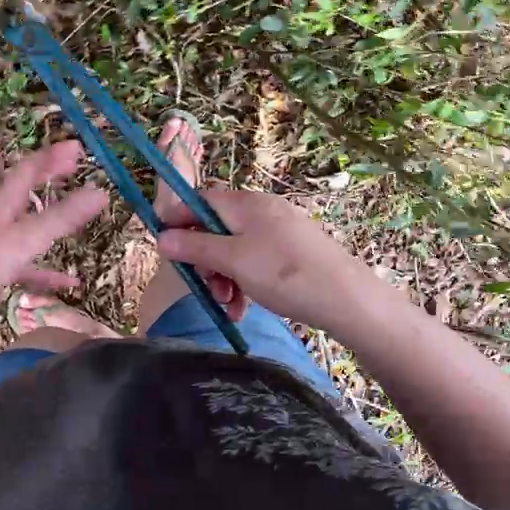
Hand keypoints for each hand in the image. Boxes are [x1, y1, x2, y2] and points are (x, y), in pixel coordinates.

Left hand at [0, 141, 107, 346]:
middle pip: (25, 191)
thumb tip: (101, 192)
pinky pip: (24, 265)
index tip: (78, 147)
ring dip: (50, 220)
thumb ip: (60, 219)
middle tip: (75, 168)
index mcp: (0, 205)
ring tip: (77, 218)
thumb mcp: (22, 241)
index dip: (52, 156)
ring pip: (25, 227)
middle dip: (49, 178)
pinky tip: (68, 284)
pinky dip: (46, 269)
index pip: (28, 169)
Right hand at [155, 189, 382, 329]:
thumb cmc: (285, 274)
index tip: (166, 251)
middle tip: (204, 287)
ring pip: (235, 248)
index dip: (178, 223)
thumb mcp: (233, 261)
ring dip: (223, 276)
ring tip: (228, 305)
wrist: (349, 300)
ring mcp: (279, 231)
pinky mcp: (293, 252)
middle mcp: (262, 210)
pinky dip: (245, 281)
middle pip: (215, 227)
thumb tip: (161, 237)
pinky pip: (256, 260)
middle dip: (204, 259)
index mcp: (246, 204)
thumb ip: (195, 247)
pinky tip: (245, 307)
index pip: (198, 201)